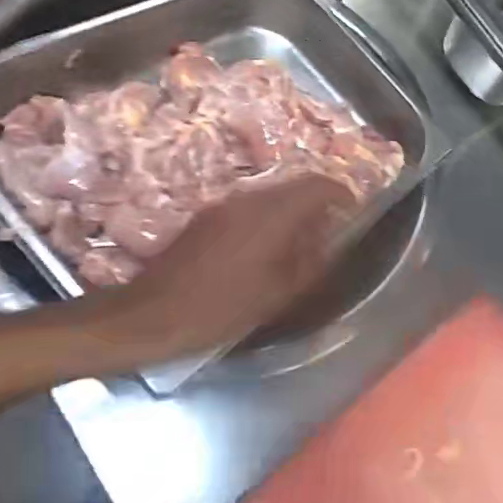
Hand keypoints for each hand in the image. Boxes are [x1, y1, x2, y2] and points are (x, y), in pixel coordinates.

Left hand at [64, 175, 356, 369]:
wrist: (147, 317)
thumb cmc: (219, 309)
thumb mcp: (278, 295)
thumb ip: (311, 263)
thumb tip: (328, 243)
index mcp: (270, 214)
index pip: (317, 185)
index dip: (342, 194)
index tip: (354, 213)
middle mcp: (247, 200)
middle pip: (294, 187)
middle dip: (319, 206)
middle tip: (331, 234)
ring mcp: (223, 208)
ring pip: (272, 198)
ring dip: (293, 214)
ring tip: (303, 248)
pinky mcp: (207, 220)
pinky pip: (251, 209)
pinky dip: (270, 222)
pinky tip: (268, 254)